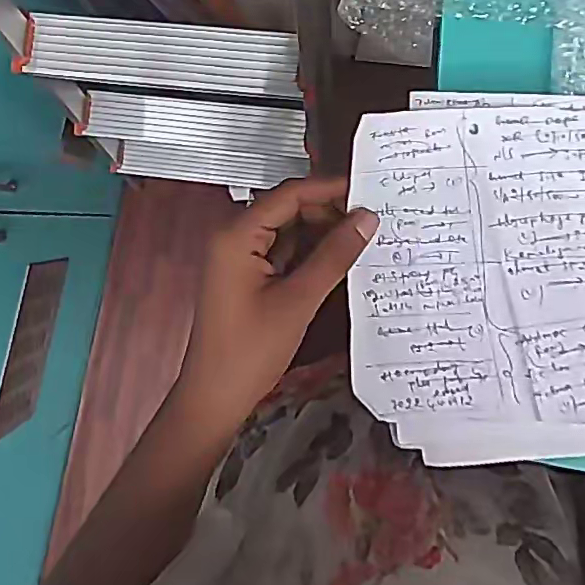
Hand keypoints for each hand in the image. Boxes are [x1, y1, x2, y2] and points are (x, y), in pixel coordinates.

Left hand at [174, 177, 378, 427]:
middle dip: (326, 212)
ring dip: (321, 233)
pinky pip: (282, 251)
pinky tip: (338, 260)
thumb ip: (334, 256)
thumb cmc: (249, 350)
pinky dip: (309, 253)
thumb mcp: (298, 300)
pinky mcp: (247, 276)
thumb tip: (366, 220)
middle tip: (368, 221)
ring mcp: (239, 257)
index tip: (364, 190)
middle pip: (287, 209)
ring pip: (287, 231)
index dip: (327, 189)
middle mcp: (233, 238)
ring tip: (361, 239)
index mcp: (236, 236)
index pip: (288, 195)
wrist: (216, 395)